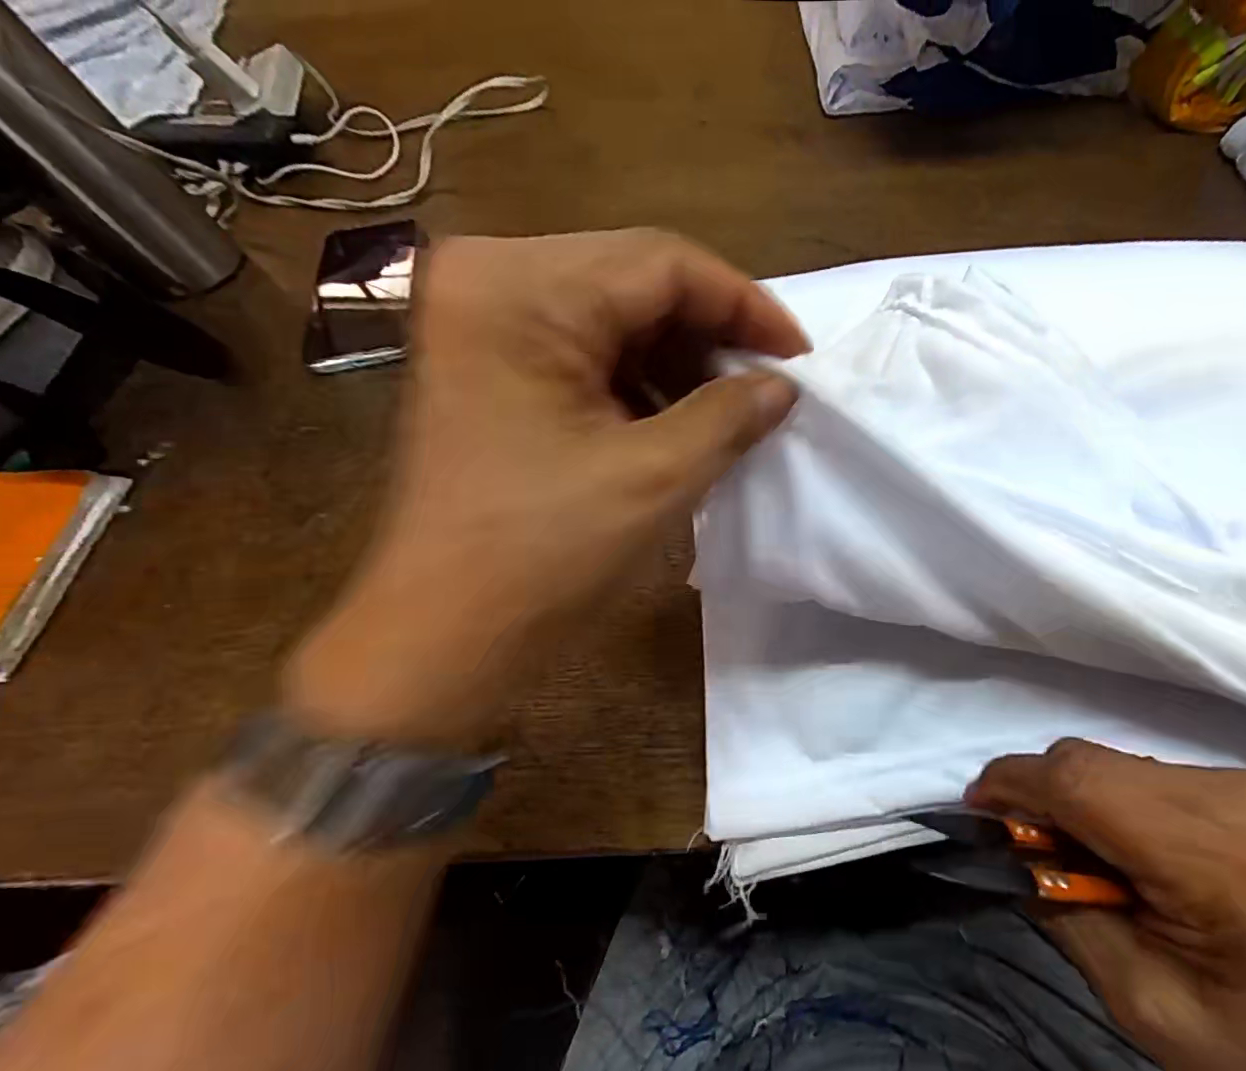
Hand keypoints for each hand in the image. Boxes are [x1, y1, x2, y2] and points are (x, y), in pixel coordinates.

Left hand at [285, 229, 808, 745]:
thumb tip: (785, 385)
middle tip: (772, 382)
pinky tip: (684, 416)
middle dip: (716, 331)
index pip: (662, 262)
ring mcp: (484, 319)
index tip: (801, 358)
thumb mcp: (658, 477)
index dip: (746, 306)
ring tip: (735, 406)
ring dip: (685, 356)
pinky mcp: (491, 361)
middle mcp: (490, 279)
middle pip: (638, 277)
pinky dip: (648, 375)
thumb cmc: (544, 553)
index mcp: (519, 290)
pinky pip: (591, 344)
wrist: (444, 634)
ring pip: (619, 309)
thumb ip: (732, 415)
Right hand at [969, 740, 1245, 1070]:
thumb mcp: (1143, 1004)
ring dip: (1079, 797)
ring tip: (1081, 860)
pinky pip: (1151, 772)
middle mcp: (1241, 800)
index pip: (1088, 786)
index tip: (975, 807)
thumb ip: (1067, 912)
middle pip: (1098, 762)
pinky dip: (1116, 799)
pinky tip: (1128, 850)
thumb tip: (1014, 845)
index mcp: (1224, 866)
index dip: (1017, 785)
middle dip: (1041, 792)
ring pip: (1119, 760)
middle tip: (1024, 849)